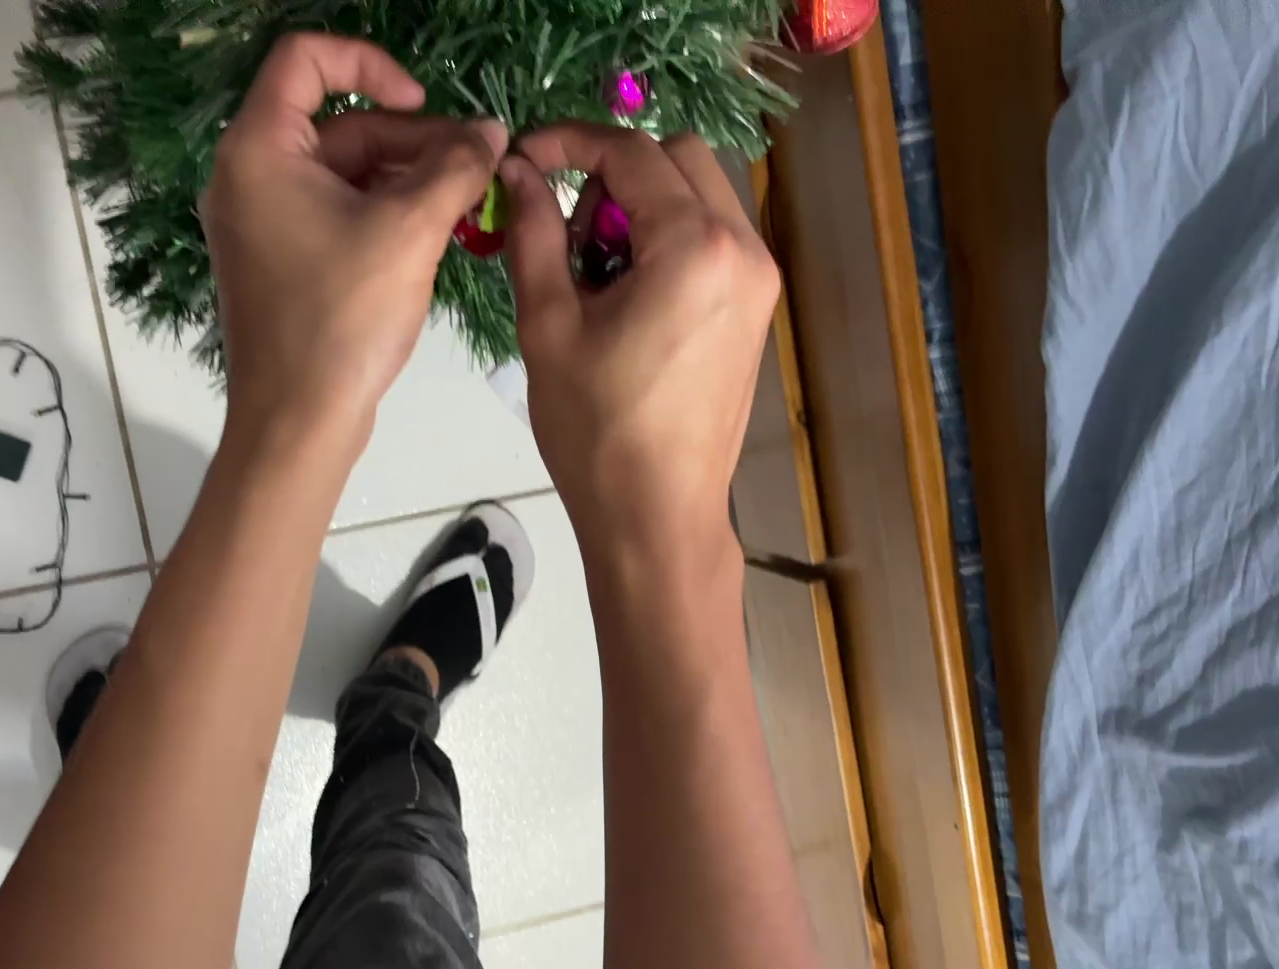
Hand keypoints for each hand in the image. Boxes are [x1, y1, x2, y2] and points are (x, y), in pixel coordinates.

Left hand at [203, 33, 507, 440]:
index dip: (372, 66)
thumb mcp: (408, 232)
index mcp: (259, 151)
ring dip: (407, 183)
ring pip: (346, 180)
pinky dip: (385, 219)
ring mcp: (266, 228)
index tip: (427, 105)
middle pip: (340, 129)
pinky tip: (433, 238)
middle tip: (476, 168)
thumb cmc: (343, 319)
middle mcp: (250, 180)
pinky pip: (339, 220)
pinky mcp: (285, 268)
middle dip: (413, 142)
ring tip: (465, 207)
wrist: (300, 421)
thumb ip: (455, 170)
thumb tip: (493, 132)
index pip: (307, 62)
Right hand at [498, 123, 778, 552]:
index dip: (570, 143)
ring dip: (643, 208)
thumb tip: (520, 172)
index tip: (525, 161)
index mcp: (694, 247)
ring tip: (596, 278)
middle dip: (613, 174)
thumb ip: (535, 234)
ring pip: (700, 197)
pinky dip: (668, 242)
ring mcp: (759, 283)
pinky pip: (714, 241)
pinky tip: (630, 301)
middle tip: (568, 237)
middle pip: (678, 158)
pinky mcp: (756, 313)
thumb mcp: (549, 328)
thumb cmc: (595, 431)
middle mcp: (744, 250)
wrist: (656, 515)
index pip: (631, 152)